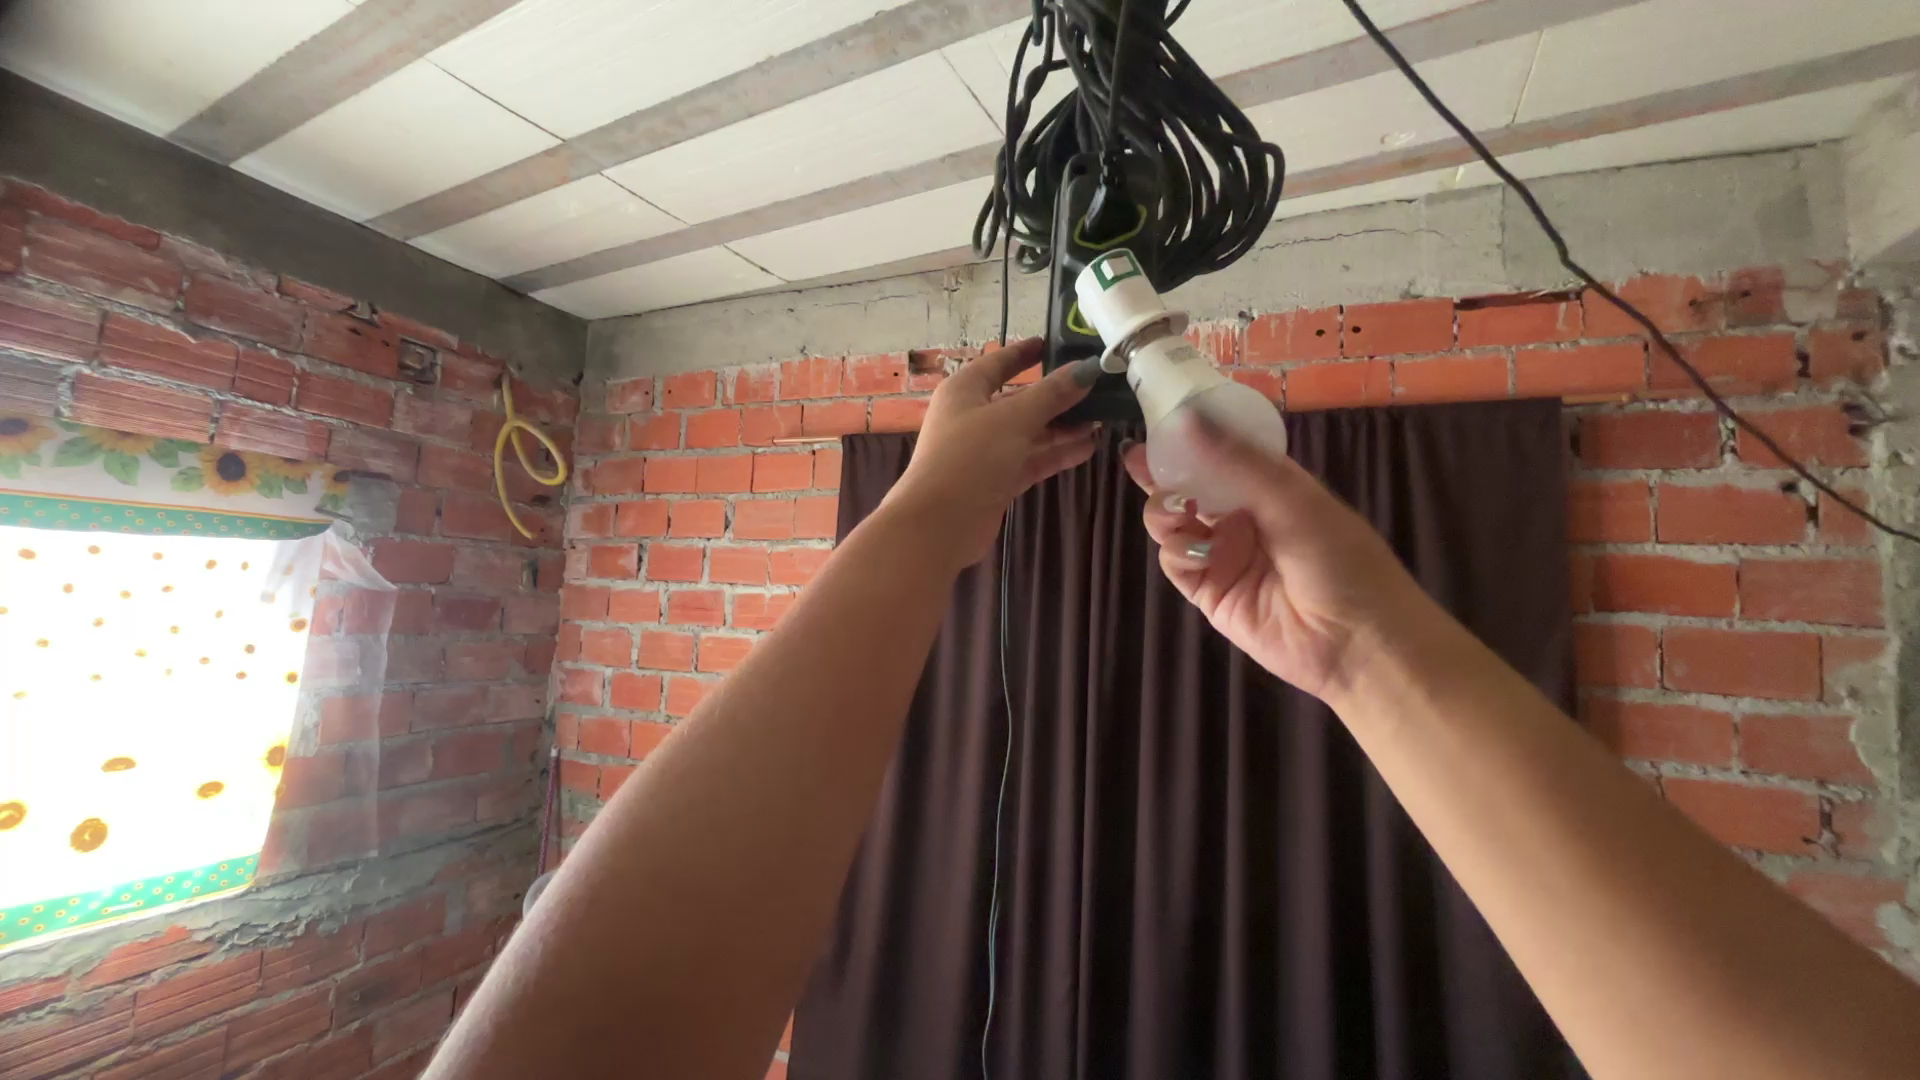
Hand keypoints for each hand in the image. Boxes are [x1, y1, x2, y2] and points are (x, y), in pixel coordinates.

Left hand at [885, 338, 1100, 569]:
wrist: (939, 523)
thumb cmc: (970, 457)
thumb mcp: (1014, 418)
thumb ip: (1053, 394)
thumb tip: (1088, 368)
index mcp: (966, 390)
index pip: (1000, 362)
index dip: (1026, 352)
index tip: (1054, 343)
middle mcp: (973, 416)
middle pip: (1020, 400)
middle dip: (1057, 396)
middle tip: (1097, 389)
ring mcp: (984, 451)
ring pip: (1028, 432)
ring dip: (1062, 427)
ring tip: (1102, 420)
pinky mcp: (996, 480)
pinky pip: (1030, 460)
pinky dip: (1055, 454)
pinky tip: (1087, 448)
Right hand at [1122, 425, 1433, 701]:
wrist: (1356, 641)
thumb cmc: (1340, 559)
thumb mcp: (1293, 500)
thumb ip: (1237, 463)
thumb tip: (1185, 420)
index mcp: (1267, 487)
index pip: (1218, 453)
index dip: (1187, 439)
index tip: (1157, 423)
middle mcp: (1240, 517)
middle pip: (1186, 487)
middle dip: (1161, 474)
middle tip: (1138, 461)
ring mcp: (1222, 555)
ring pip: (1173, 523)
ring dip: (1164, 512)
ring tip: (1176, 511)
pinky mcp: (1208, 592)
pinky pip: (1176, 563)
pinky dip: (1177, 552)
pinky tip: (1196, 552)